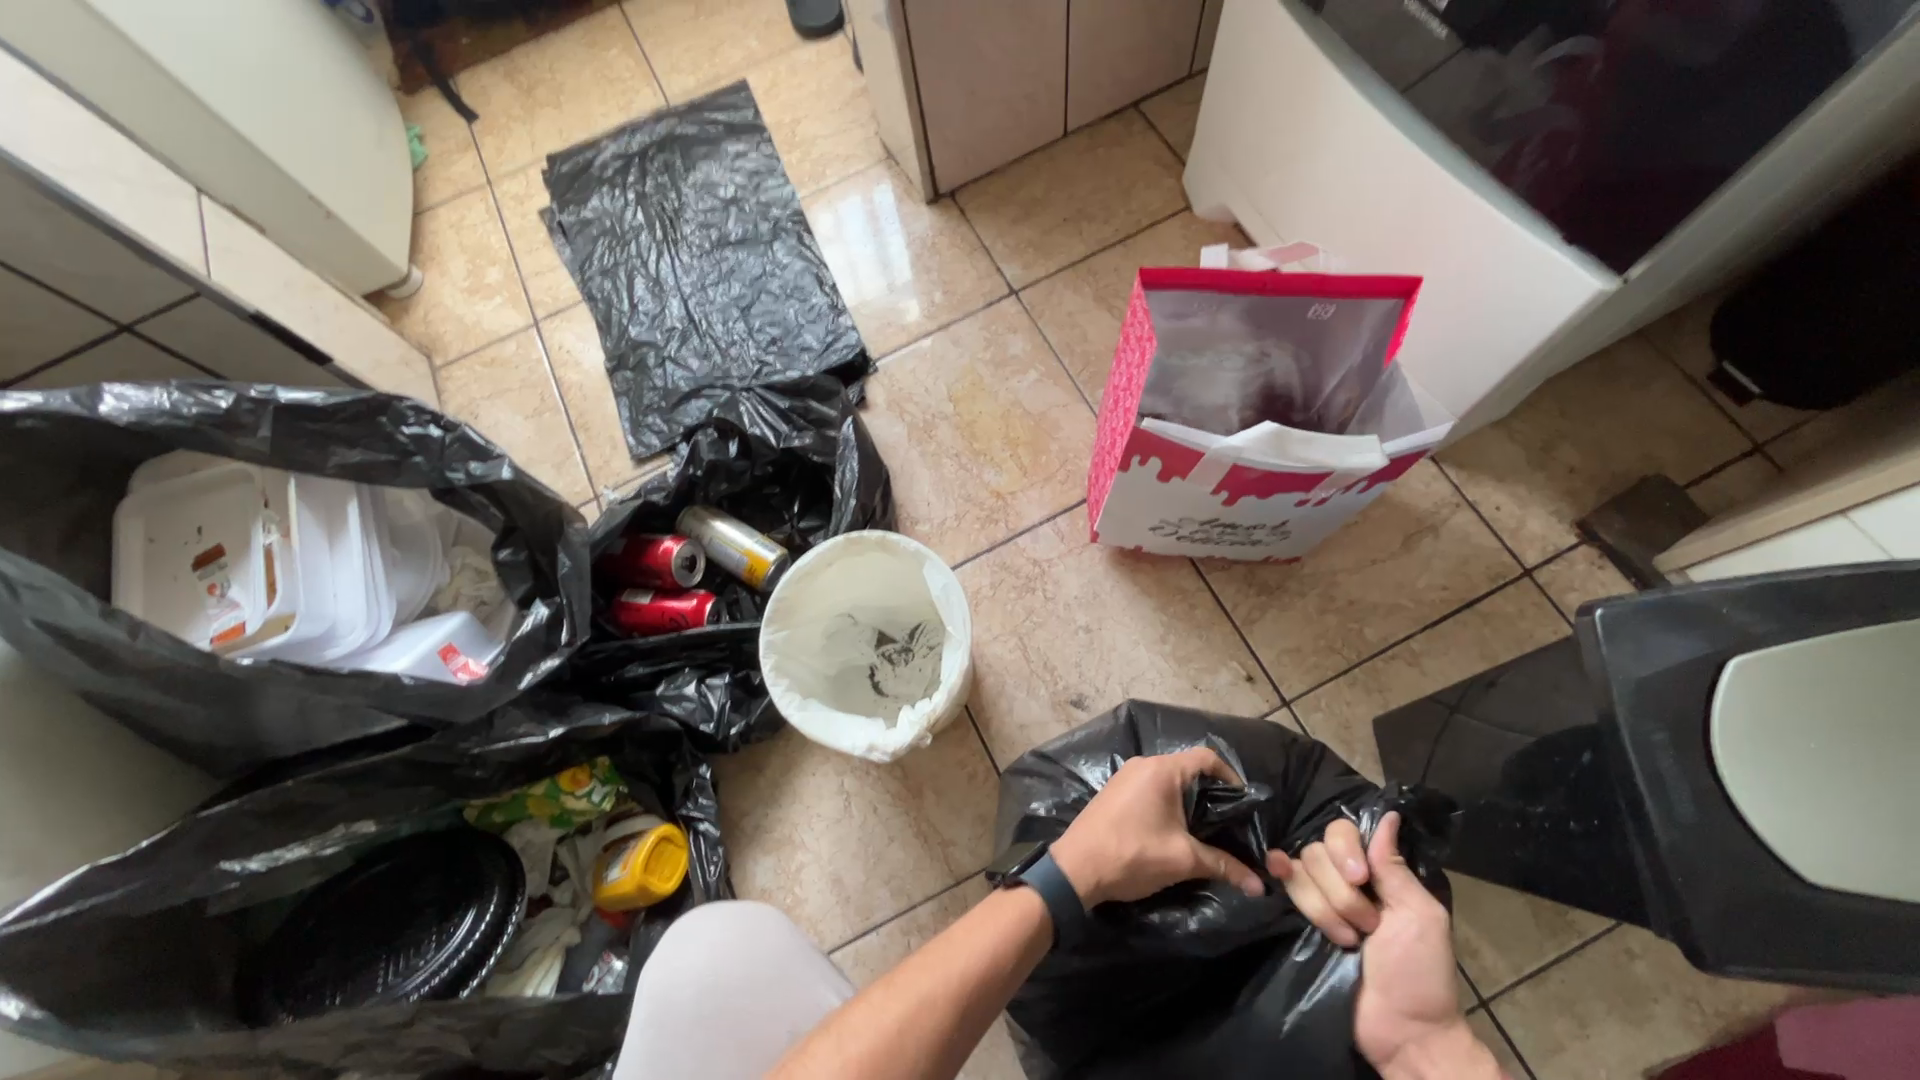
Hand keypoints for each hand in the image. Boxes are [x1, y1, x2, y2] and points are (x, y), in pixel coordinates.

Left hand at [1047, 748, 1265, 907]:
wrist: (1075, 869)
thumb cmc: (1132, 854)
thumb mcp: (1182, 860)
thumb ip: (1223, 866)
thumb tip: (1258, 885)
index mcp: (1161, 770)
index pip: (1206, 758)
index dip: (1230, 776)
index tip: (1244, 802)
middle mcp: (1142, 765)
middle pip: (1187, 768)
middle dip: (1210, 792)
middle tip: (1229, 819)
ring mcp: (1125, 777)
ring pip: (1167, 780)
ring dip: (1187, 800)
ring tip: (1206, 827)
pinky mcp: (1114, 792)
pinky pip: (1149, 789)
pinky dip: (1167, 803)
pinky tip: (1175, 829)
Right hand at [1270, 811, 1468, 1073]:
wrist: (1400, 1029)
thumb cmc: (1420, 974)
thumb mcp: (1420, 916)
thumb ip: (1394, 867)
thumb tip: (1389, 815)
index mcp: (1377, 874)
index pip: (1343, 831)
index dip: (1346, 852)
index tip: (1361, 880)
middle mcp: (1344, 878)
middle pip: (1318, 851)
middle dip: (1342, 894)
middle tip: (1367, 928)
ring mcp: (1318, 898)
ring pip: (1300, 872)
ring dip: (1326, 910)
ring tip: (1349, 942)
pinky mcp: (1296, 919)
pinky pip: (1282, 885)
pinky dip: (1280, 877)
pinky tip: (1278, 874)